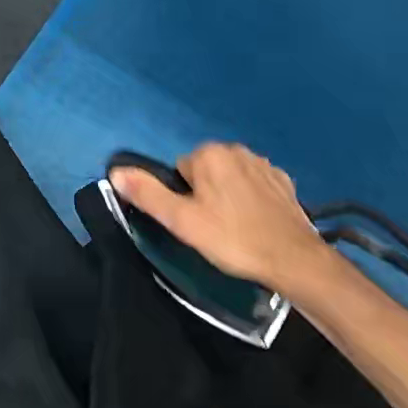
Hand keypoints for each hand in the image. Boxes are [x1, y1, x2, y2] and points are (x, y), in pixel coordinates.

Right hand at [111, 143, 329, 293]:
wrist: (291, 257)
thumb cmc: (232, 240)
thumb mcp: (182, 222)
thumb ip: (148, 195)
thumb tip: (116, 172)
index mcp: (210, 154)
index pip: (180, 171)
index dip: (183, 198)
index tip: (195, 222)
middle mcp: (238, 150)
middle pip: (206, 172)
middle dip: (205, 195)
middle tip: (213, 229)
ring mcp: (264, 164)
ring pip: (231, 179)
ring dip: (228, 197)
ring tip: (236, 230)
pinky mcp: (284, 181)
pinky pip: (256, 186)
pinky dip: (252, 201)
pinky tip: (256, 224)